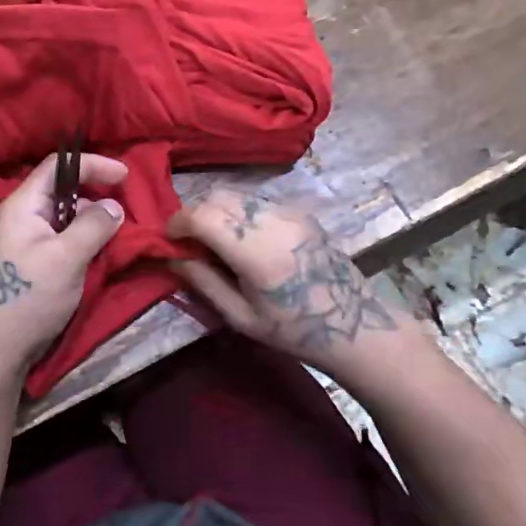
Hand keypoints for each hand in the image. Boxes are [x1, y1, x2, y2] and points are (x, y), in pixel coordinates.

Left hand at [0, 153, 128, 380]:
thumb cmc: (29, 297)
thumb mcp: (67, 257)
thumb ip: (93, 226)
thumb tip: (114, 205)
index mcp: (22, 205)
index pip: (57, 166)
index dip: (92, 165)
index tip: (126, 177)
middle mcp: (21, 217)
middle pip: (62, 191)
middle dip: (96, 196)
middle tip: (125, 214)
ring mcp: (25, 241)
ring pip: (65, 218)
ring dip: (91, 223)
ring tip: (116, 238)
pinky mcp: (31, 263)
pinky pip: (61, 240)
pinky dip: (82, 242)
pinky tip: (98, 255)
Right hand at [166, 188, 399, 372]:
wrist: (357, 325)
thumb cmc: (294, 330)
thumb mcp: (240, 316)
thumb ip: (202, 281)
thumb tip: (169, 256)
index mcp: (255, 252)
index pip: (201, 215)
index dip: (176, 223)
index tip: (168, 242)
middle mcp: (272, 221)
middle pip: (215, 197)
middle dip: (193, 215)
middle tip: (188, 243)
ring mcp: (289, 212)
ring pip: (234, 195)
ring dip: (214, 212)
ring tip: (213, 242)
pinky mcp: (299, 212)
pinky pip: (254, 201)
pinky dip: (236, 213)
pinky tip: (240, 240)